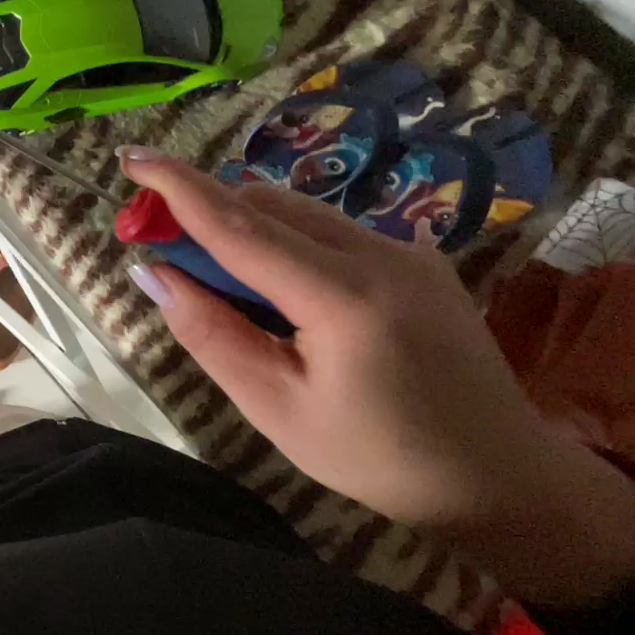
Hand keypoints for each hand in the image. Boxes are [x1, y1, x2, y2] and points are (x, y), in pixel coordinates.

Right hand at [117, 147, 634, 606]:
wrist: (503, 478)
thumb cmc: (377, 457)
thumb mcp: (274, 407)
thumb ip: (210, 334)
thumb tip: (152, 274)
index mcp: (344, 300)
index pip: (240, 227)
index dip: (178, 188)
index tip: (131, 156)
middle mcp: (380, 256)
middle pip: (266, 206)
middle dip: (199, 207)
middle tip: (149, 239)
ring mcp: (406, 252)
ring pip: (296, 211)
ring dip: (236, 223)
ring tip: (202, 270)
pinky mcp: (415, 259)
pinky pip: (326, 228)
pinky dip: (275, 237)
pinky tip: (262, 281)